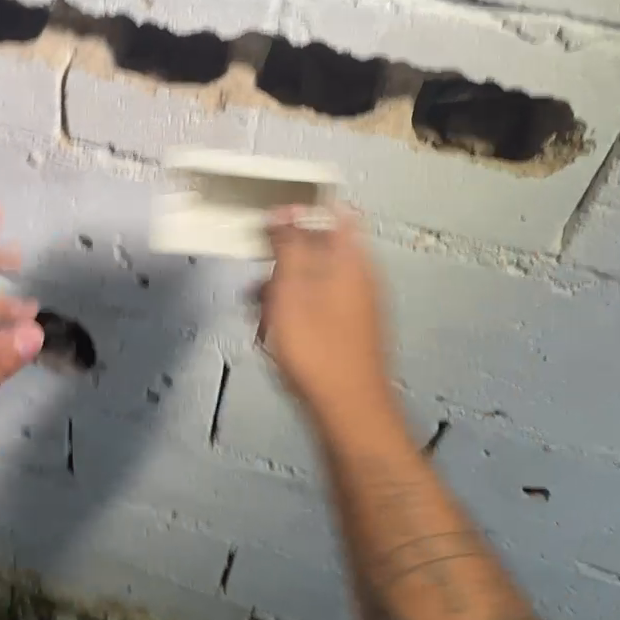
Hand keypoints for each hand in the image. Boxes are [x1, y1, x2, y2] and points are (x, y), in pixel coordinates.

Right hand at [260, 205, 395, 425]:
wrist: (348, 410)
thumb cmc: (319, 351)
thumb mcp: (291, 289)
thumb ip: (288, 245)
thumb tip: (285, 211)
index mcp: (353, 260)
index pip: (335, 212)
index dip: (303, 209)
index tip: (273, 218)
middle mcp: (362, 278)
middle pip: (321, 248)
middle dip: (284, 256)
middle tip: (258, 272)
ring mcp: (359, 306)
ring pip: (316, 279)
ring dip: (284, 287)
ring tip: (258, 309)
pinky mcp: (350, 331)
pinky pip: (319, 306)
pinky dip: (295, 310)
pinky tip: (274, 331)